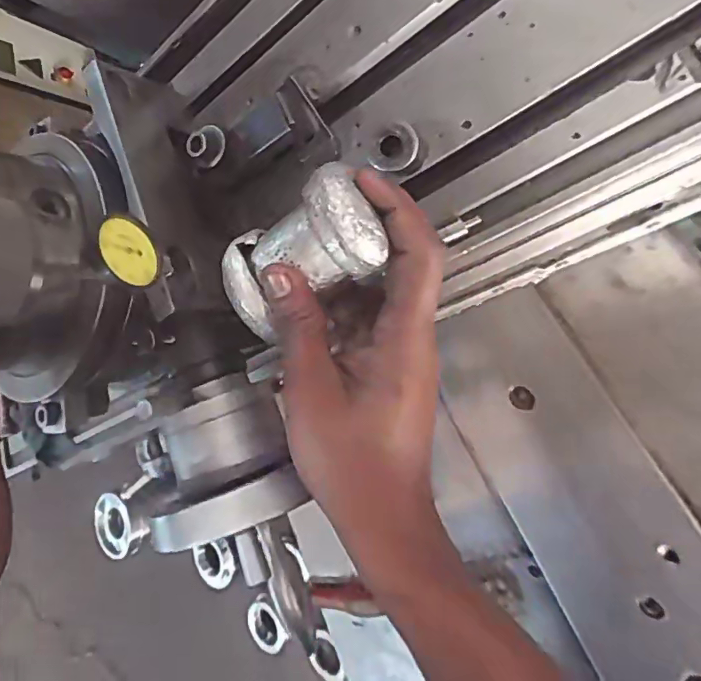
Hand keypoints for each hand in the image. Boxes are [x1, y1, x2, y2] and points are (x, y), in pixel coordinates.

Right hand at [264, 168, 448, 591]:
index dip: (397, 208)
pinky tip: (306, 296)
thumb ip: (298, 325)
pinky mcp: (388, 362)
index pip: (420, 253)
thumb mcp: (311, 388)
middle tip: (328, 204)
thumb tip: (280, 272)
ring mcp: (402, 348)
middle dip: (370, 224)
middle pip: (406, 260)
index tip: (365, 182)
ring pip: (383, 285)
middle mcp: (413, 334)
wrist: (384, 518)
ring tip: (308, 245)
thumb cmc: (354, 464)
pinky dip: (340, 295)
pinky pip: (368, 312)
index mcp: (406, 336)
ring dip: (350, 262)